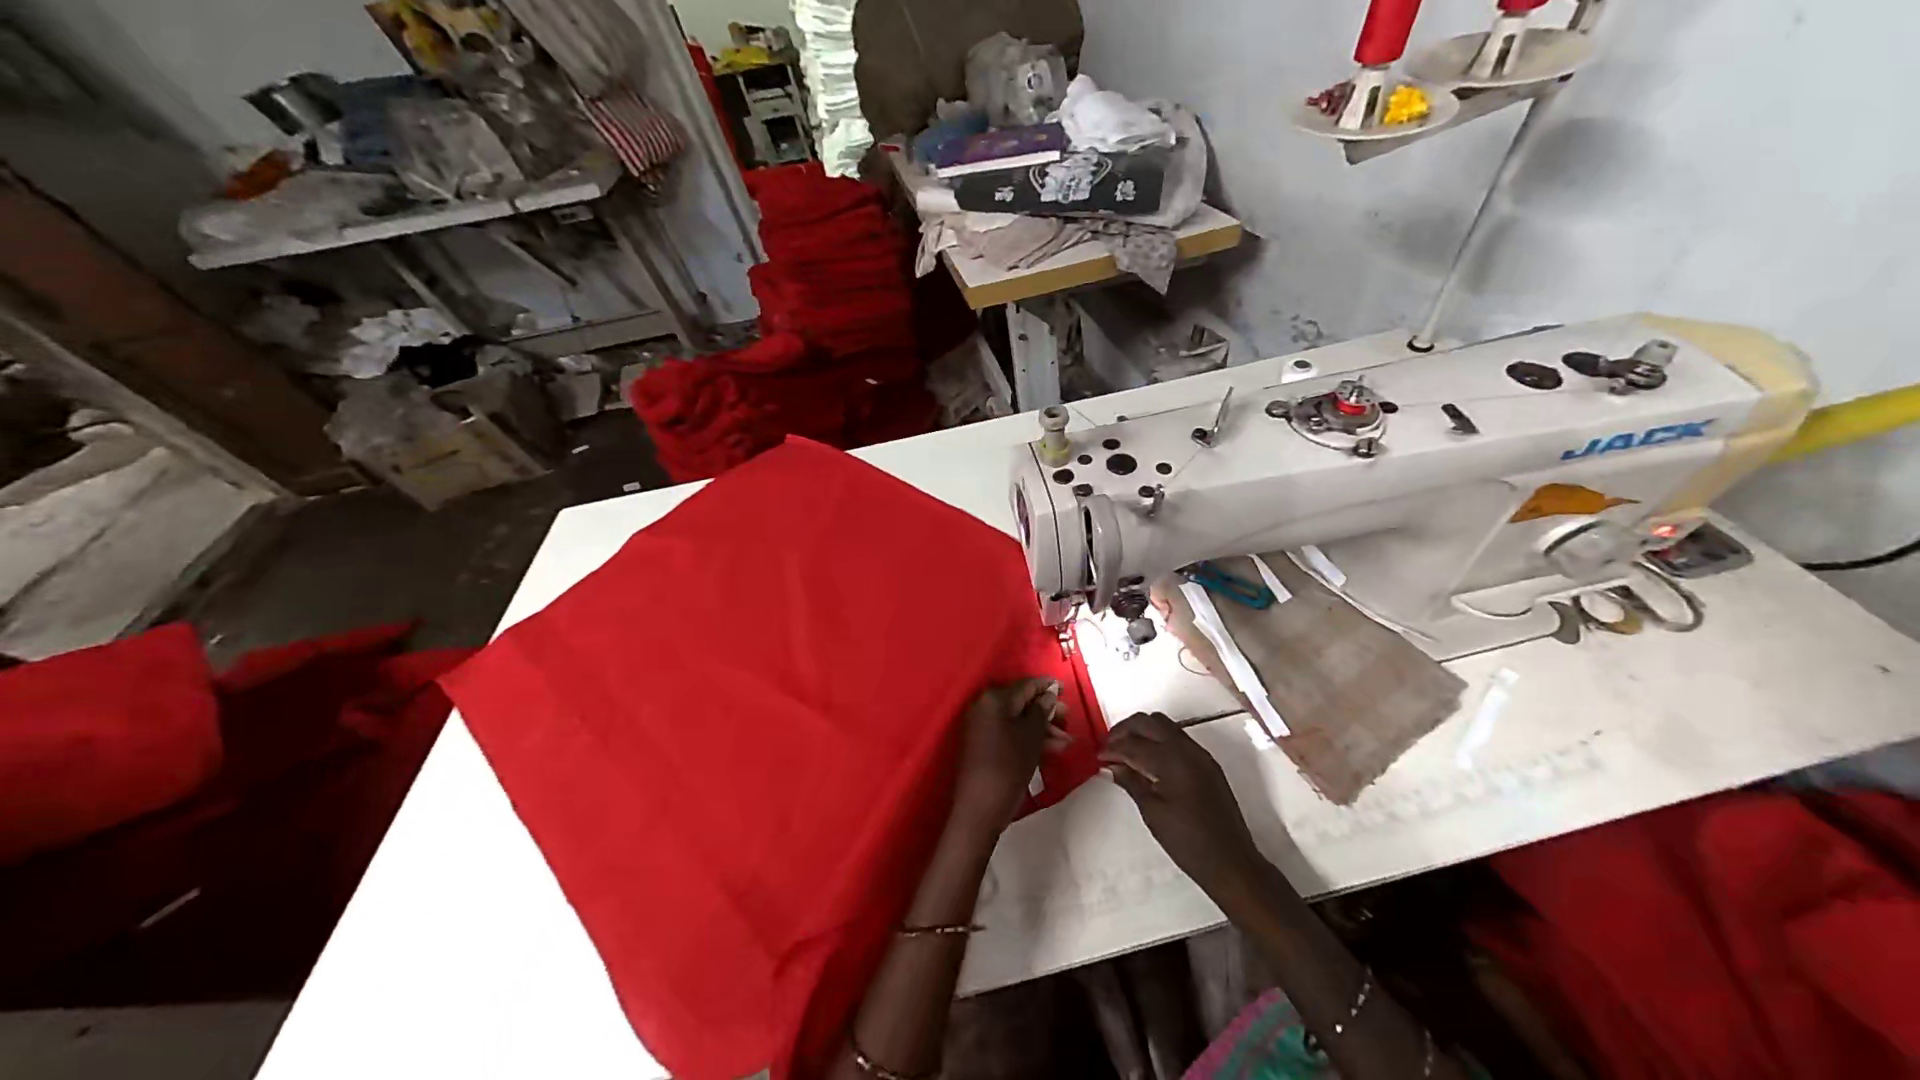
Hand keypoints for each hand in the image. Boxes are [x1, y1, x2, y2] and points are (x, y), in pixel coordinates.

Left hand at [952, 677, 1071, 833]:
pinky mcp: (984, 744)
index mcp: (995, 700)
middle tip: (1068, 719)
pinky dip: (1029, 739)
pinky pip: (1010, 733)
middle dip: (1047, 711)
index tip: (1065, 689)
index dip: (1046, 686)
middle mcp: (985, 707)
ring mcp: (982, 726)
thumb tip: (1048, 695)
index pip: (1026, 685)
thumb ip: (1041, 713)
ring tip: (1067, 741)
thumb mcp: (1031, 738)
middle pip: (1021, 702)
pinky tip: (1052, 748)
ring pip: (1018, 720)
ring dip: (1042, 729)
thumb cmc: (1008, 766)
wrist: (980, 807)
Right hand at [1099, 713, 1263, 900]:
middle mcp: (1187, 750)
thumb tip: (1112, 765)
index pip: (1133, 744)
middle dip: (1125, 730)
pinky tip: (1147, 760)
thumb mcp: (1153, 812)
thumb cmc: (1188, 842)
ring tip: (1125, 751)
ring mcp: (1200, 755)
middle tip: (1109, 747)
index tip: (1098, 756)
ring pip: (1164, 725)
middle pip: (1149, 722)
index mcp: (1172, 761)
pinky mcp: (1207, 763)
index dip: (1112, 748)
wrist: (1231, 861)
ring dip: (1142, 732)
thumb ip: (1131, 782)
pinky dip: (1158, 740)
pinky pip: (1177, 738)